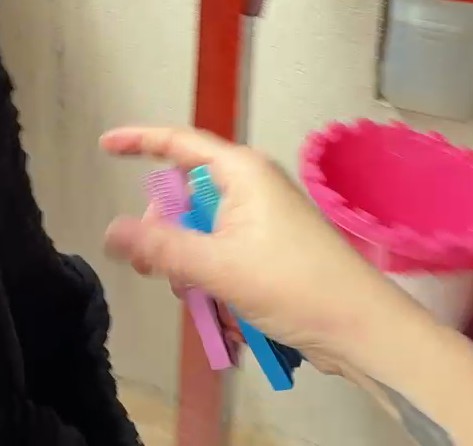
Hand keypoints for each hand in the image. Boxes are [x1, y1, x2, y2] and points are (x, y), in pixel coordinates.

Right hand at [101, 126, 431, 372]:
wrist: (367, 332)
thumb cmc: (295, 286)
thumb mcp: (217, 266)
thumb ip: (160, 246)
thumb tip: (110, 231)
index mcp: (240, 170)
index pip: (177, 141)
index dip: (138, 140)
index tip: (105, 144)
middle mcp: (251, 182)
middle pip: (185, 193)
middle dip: (166, 230)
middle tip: (152, 266)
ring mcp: (263, 213)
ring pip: (202, 226)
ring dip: (189, 261)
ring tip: (196, 297)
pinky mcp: (272, 243)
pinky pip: (222, 246)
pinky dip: (211, 272)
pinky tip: (219, 306)